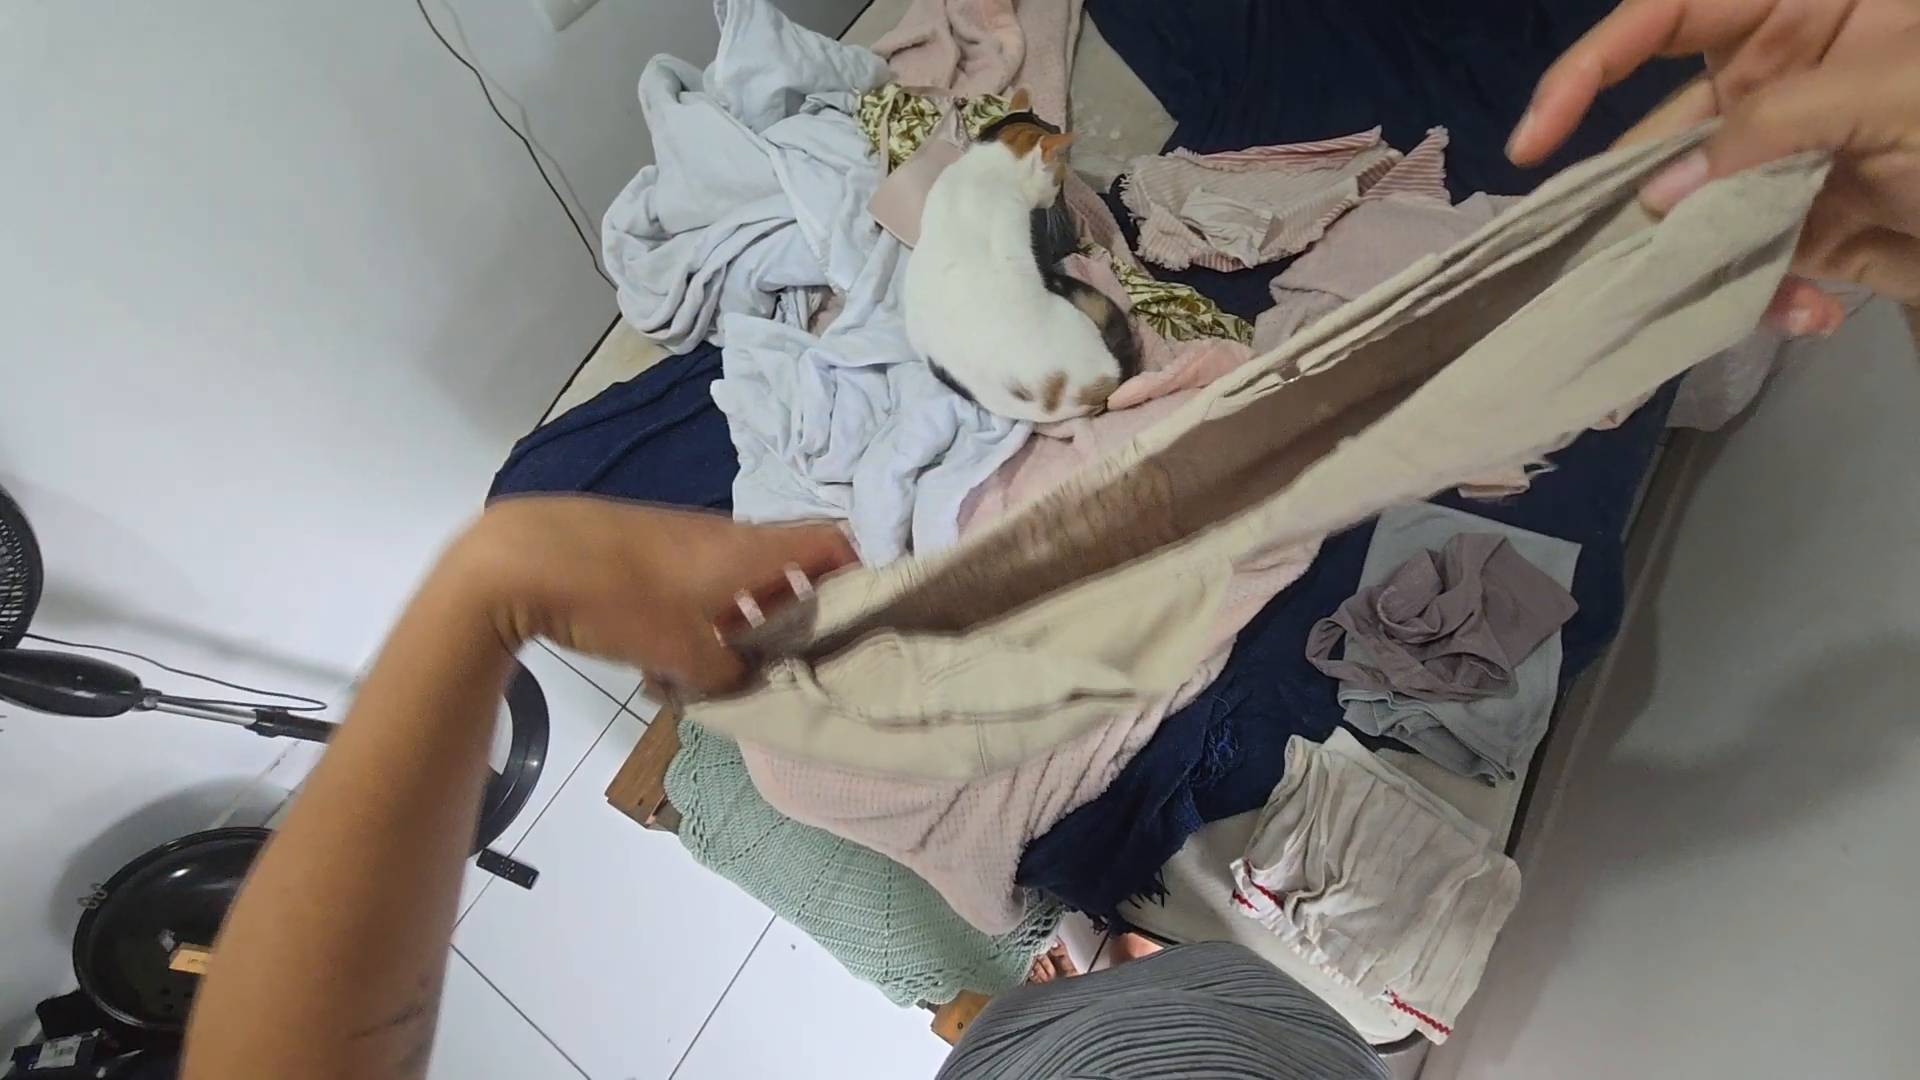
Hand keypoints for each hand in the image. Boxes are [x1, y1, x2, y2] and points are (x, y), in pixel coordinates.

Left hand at [448, 496, 857, 697]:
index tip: (858, 608)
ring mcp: (686, 539)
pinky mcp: (649, 547)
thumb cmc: (618, 600)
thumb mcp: (682, 652)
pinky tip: (670, 650)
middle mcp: (727, 536)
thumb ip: (727, 671)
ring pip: (738, 575)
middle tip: (789, 652)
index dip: (854, 567)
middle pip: (785, 564)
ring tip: (726, 659)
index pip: (828, 540)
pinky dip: (704, 609)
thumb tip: (741, 675)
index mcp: (751, 550)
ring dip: (745, 613)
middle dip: (794, 608)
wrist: (523, 557)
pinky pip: (697, 578)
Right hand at [1508, 0, 1919, 328]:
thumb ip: (1771, 128)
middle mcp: (1784, 80)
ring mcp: (1784, 158)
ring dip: (1688, 259)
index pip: (1669, 16)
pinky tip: (1806, 312)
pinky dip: (1757, 292)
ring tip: (1715, 293)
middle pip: (1658, 132)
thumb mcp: (1903, 96)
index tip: (1534, 138)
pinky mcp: (1798, 222)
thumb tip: (1654, 196)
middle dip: (1630, 196)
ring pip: (1685, 210)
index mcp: (1817, 10)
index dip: (1587, 69)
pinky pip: (1737, 257)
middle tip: (1592, 253)